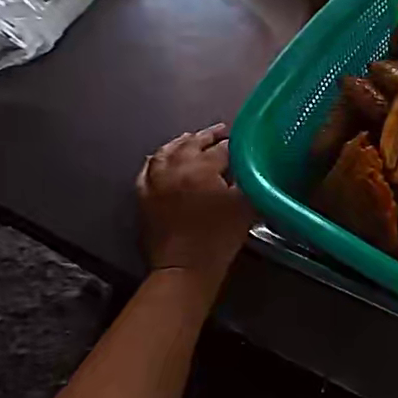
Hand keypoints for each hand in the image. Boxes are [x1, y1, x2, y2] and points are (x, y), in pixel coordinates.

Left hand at [136, 123, 252, 281]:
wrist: (185, 266)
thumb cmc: (221, 236)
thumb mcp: (246, 205)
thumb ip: (249, 180)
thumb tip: (253, 166)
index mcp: (202, 169)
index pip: (223, 148)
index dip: (237, 144)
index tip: (247, 143)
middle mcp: (175, 169)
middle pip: (192, 144)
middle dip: (208, 136)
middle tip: (222, 131)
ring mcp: (156, 182)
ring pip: (166, 152)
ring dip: (182, 143)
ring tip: (192, 139)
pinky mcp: (144, 196)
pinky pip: (148, 169)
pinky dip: (158, 159)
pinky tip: (162, 158)